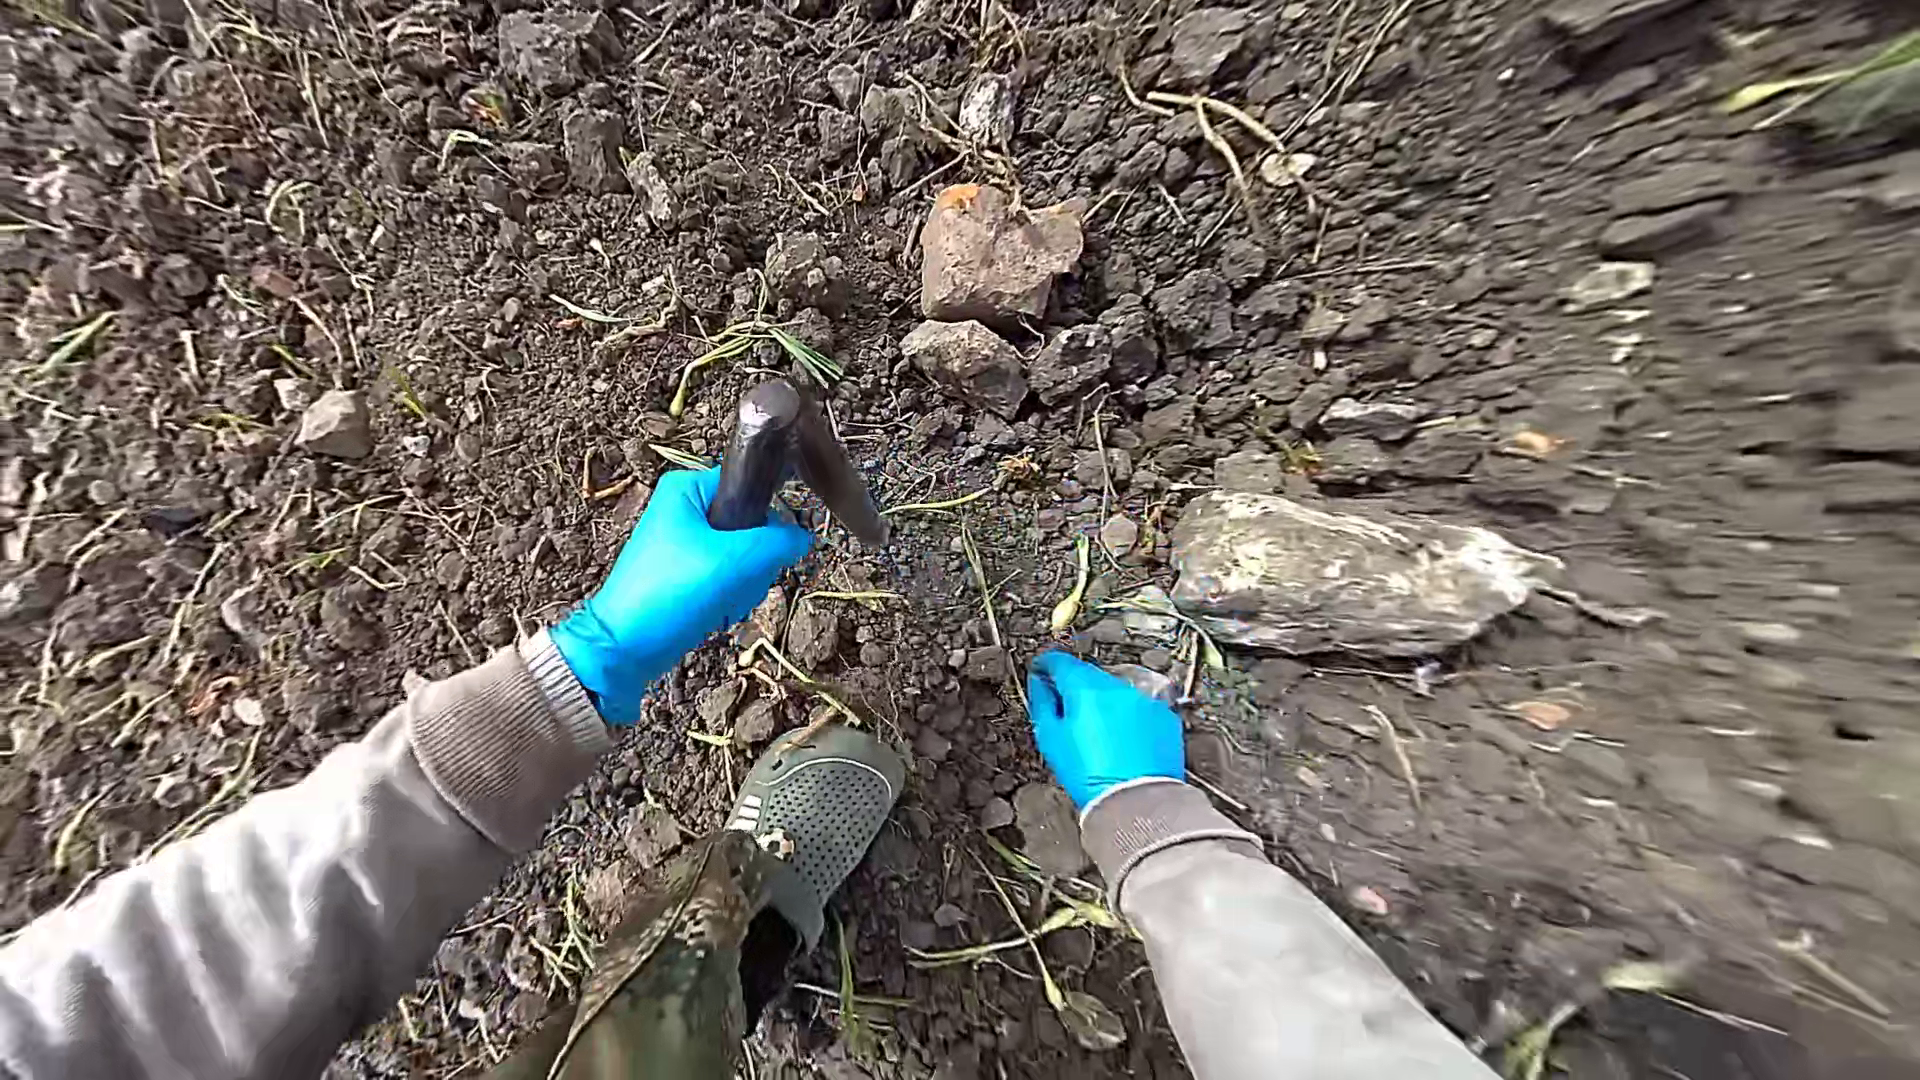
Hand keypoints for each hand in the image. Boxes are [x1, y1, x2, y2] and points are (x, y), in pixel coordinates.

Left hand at [552, 468, 811, 723]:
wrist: (625, 648)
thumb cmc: (669, 593)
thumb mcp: (735, 559)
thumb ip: (779, 542)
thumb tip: (804, 538)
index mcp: (687, 489)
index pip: (750, 487)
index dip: (768, 517)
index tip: (767, 545)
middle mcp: (686, 510)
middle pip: (752, 525)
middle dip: (756, 560)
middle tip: (739, 577)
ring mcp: (688, 543)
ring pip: (747, 554)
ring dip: (746, 582)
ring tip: (725, 597)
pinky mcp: (691, 573)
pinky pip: (732, 576)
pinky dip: (733, 595)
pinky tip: (719, 609)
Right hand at [1026, 651, 1184, 808]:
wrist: (1137, 803)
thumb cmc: (1091, 775)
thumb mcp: (1051, 738)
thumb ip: (1042, 702)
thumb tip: (1040, 684)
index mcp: (1086, 688)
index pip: (1060, 662)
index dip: (1047, 665)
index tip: (1042, 671)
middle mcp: (1117, 687)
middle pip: (1088, 676)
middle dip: (1076, 689)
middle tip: (1066, 713)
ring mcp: (1143, 700)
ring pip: (1114, 692)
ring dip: (1102, 704)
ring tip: (1096, 736)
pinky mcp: (1163, 717)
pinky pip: (1138, 708)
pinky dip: (1128, 718)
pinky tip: (1120, 742)